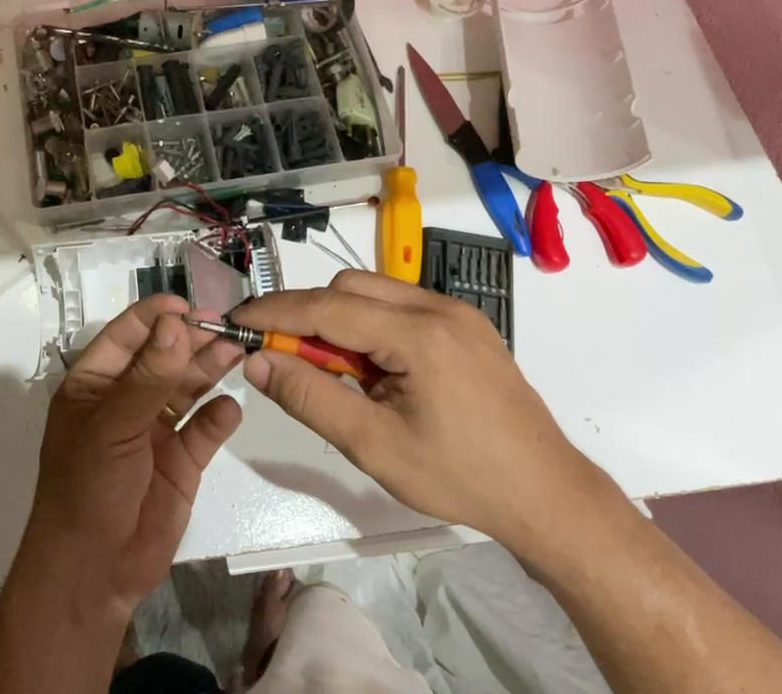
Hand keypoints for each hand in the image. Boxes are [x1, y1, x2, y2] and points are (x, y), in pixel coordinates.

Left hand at [15, 294, 245, 614]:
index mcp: (95, 385)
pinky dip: (219, 417)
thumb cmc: (87, 488)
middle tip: (227, 325)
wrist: (94, 572)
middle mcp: (127, 401)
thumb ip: (148, 378)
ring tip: (237, 351)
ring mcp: (155, 431)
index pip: (127, 336)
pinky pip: (204, 430)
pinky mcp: (182, 462)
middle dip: (192, 340)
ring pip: (188, 388)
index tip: (189, 305)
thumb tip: (176, 325)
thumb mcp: (112, 427)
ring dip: (210, 369)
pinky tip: (228, 409)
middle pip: (164, 358)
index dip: (155, 317)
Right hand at [230, 269, 618, 550]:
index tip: (235, 322)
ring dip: (339, 319)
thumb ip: (309, 397)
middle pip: (349, 287)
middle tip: (286, 361)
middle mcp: (439, 307)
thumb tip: (257, 363)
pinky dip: (370, 325)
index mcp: (419, 335)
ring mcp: (458, 312)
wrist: (547, 494)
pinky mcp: (467, 325)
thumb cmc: (460, 477)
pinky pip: (401, 306)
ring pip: (374, 291)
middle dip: (307, 315)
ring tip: (335, 374)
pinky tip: (373, 369)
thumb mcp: (373, 445)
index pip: (327, 307)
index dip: (274, 312)